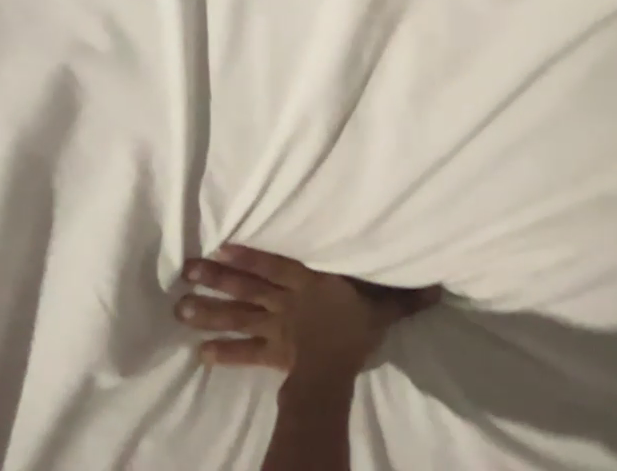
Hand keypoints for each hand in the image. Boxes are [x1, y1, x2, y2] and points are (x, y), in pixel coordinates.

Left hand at [175, 246, 441, 384]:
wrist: (342, 372)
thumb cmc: (360, 329)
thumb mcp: (383, 306)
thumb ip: (403, 293)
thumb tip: (437, 283)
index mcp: (307, 282)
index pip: (274, 264)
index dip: (248, 255)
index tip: (219, 245)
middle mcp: (285, 302)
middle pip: (247, 288)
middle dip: (215, 279)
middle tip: (185, 270)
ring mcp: (275, 329)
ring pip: (238, 316)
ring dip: (209, 311)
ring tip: (179, 307)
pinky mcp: (272, 354)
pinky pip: (244, 353)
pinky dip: (222, 352)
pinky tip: (198, 352)